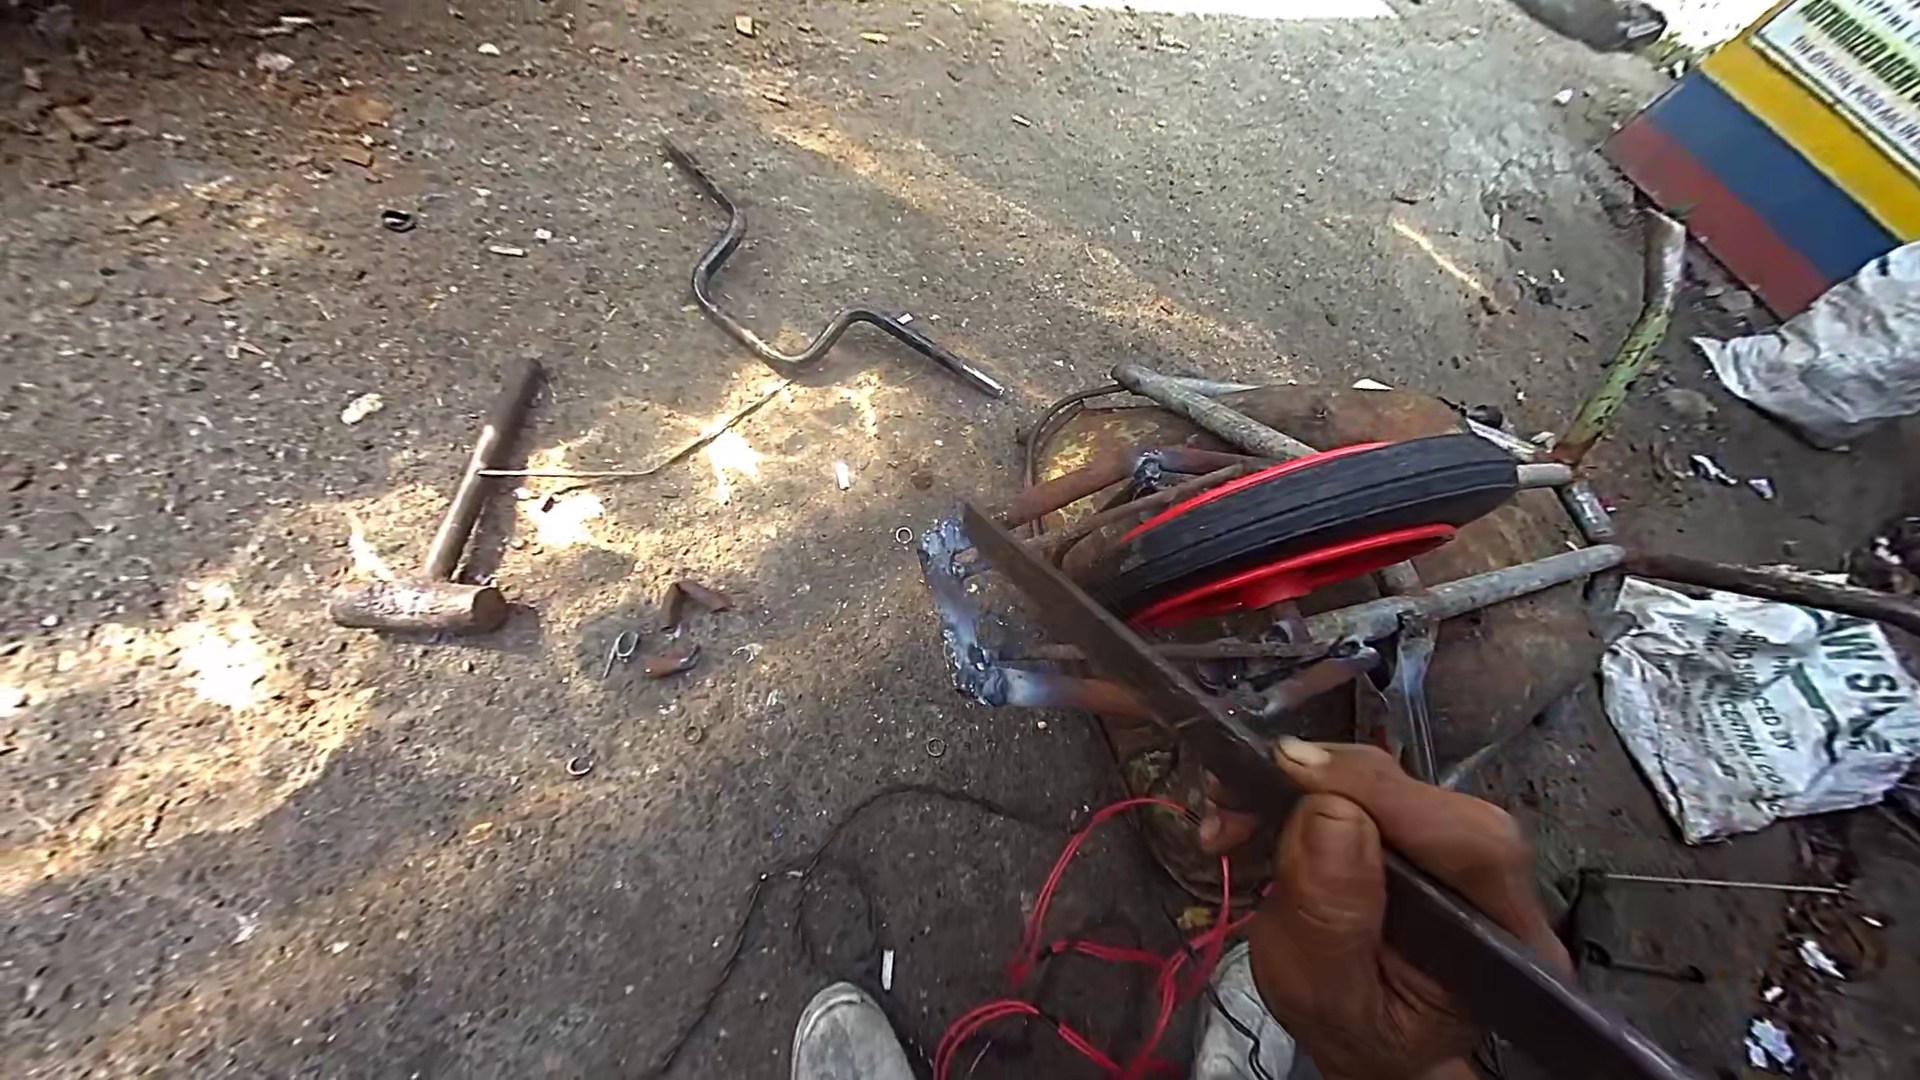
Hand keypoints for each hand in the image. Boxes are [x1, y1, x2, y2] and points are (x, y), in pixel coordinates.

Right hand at [1198, 738, 1570, 1079]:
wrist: (1351, 1031)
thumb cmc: (1344, 1027)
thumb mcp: (1321, 990)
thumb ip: (1327, 913)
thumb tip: (1329, 809)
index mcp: (1495, 941)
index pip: (1466, 840)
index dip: (1382, 794)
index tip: (1293, 771)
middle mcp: (1485, 882)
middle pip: (1417, 792)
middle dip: (1318, 779)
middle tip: (1238, 792)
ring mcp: (1444, 847)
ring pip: (1376, 776)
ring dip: (1291, 780)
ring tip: (1232, 810)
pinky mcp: (1402, 825)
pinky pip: (1350, 780)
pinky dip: (1289, 783)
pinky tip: (1250, 808)